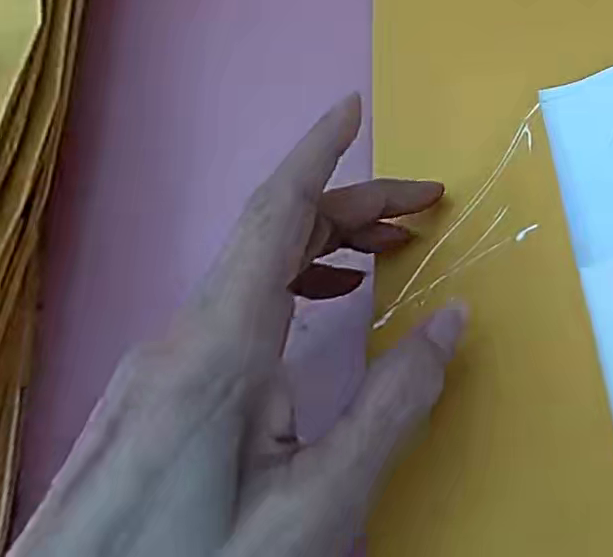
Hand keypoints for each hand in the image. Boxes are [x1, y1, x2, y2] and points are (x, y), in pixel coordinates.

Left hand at [11, 94, 463, 556]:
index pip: (276, 211)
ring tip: (393, 249)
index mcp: (220, 342)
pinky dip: (298, 277)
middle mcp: (184, 333)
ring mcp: (163, 361)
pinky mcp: (158, 391)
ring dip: (330, 240)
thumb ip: (392, 405)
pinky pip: (238, 300)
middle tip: (427, 205)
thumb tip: (454, 316)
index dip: (318, 150)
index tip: (351, 108)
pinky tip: (328, 299)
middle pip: (276, 230)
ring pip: (257, 265)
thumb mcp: (317, 506)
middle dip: (356, 203)